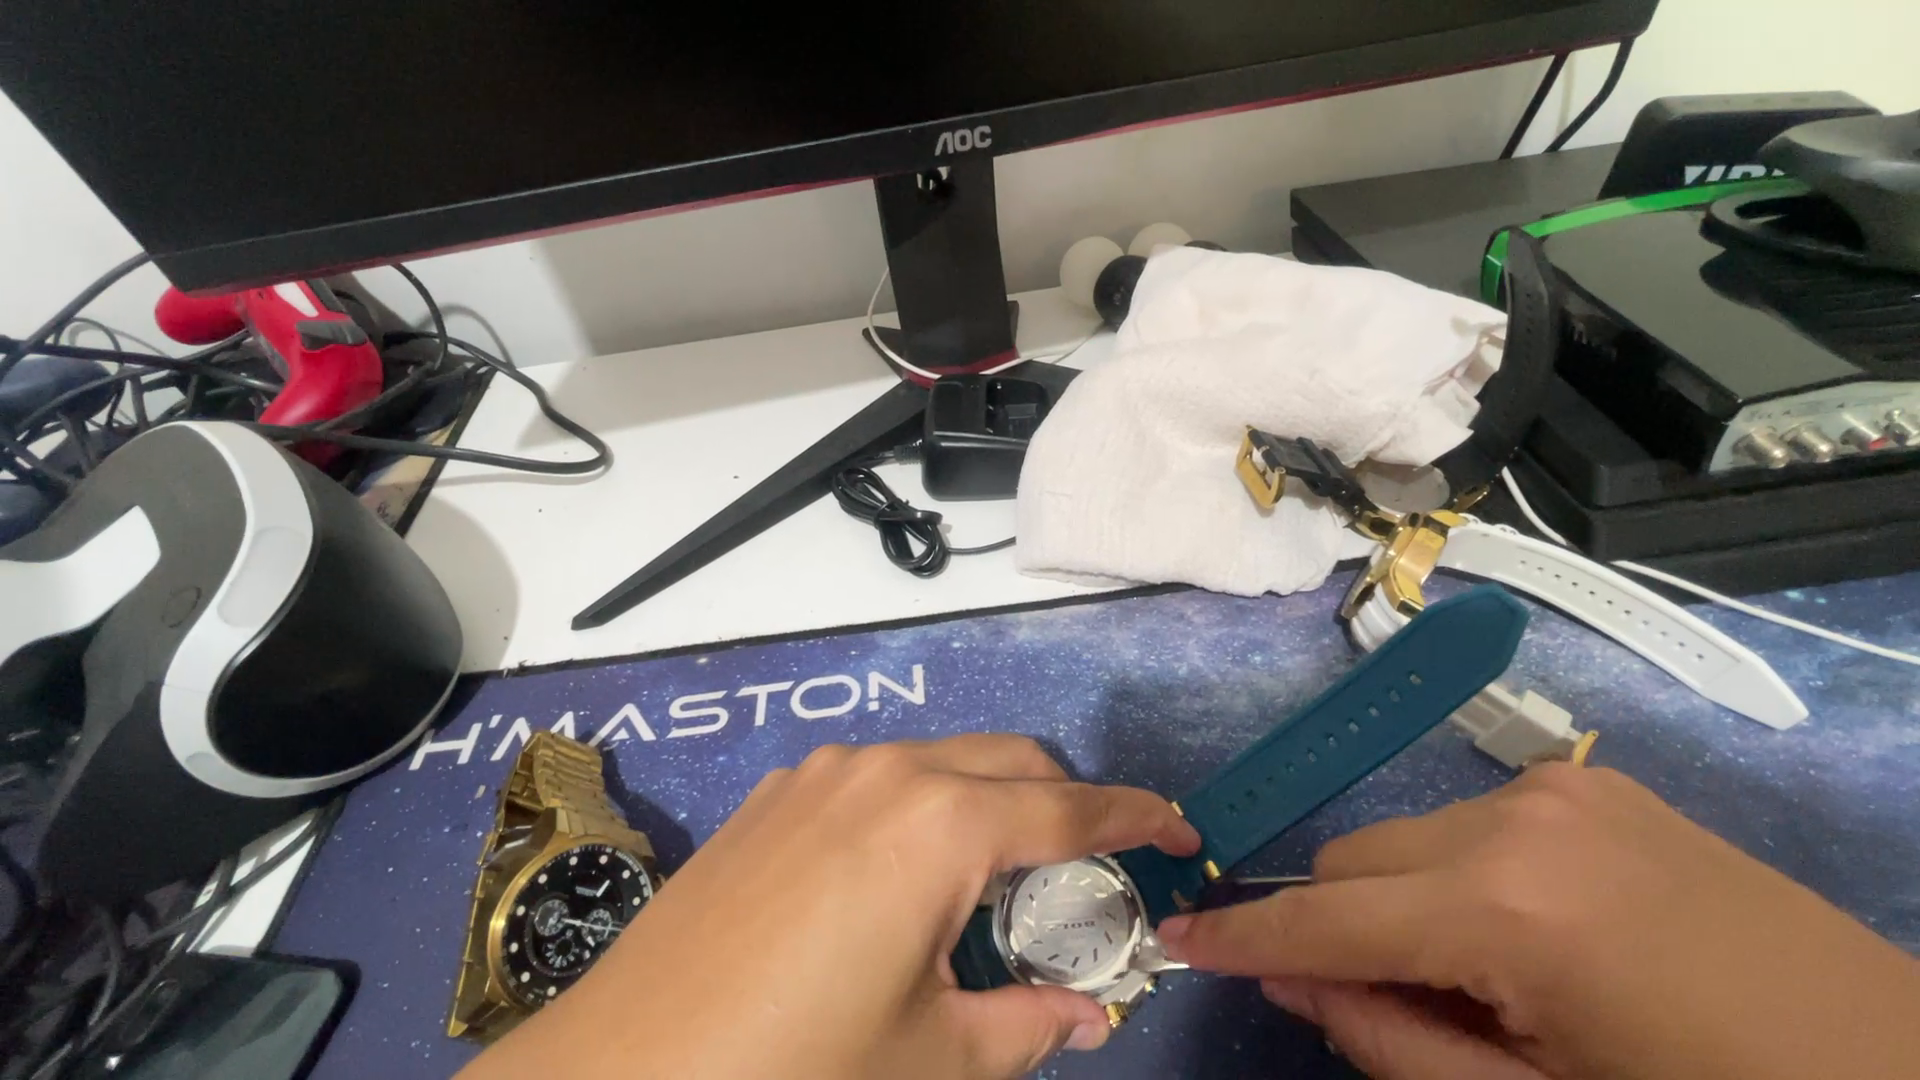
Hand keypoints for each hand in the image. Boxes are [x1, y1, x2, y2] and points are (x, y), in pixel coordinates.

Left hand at [460, 736, 1198, 1079]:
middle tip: (1082, 877)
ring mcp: (823, 771)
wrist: (617, 1073)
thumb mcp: (931, 1058)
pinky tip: (898, 879)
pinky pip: (878, 778)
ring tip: (988, 886)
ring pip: (943, 762)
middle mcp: (886, 771)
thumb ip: (1026, 1021)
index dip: (1134, 818)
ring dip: (988, 804)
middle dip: (1064, 805)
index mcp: (938, 825)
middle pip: (1010, 763)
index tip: (1176, 829)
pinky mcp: (778, 791)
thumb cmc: (793, 1068)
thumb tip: (1088, 1010)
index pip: (1068, 809)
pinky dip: (921, 808)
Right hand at [1157, 764, 1919, 1079]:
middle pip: (1354, 860)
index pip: (1329, 918)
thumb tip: (1288, 976)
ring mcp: (1558, 786)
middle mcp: (1515, 816)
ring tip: (1481, 980)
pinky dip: (1459, 878)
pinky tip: (1533, 934)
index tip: (1178, 938)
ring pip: (1406, 839)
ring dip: (1402, 904)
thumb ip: (1390, 1040)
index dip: (1245, 935)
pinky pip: (1470, 824)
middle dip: (1338, 927)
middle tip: (1384, 1004)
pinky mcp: (1591, 782)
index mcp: (1508, 907)